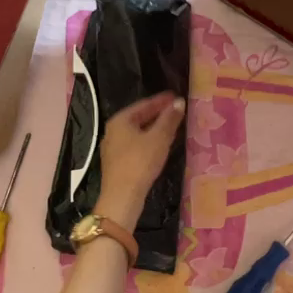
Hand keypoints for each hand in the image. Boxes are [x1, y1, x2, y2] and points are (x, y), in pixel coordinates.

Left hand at [93, 93, 185, 227]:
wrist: (122, 196)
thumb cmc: (140, 162)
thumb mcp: (159, 138)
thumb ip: (169, 119)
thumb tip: (179, 102)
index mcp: (120, 120)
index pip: (144, 104)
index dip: (162, 100)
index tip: (176, 96)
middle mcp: (113, 131)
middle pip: (139, 117)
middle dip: (158, 114)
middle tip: (177, 110)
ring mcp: (113, 147)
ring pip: (138, 132)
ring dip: (155, 128)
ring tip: (172, 125)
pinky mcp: (117, 162)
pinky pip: (136, 144)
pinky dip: (149, 140)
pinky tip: (161, 145)